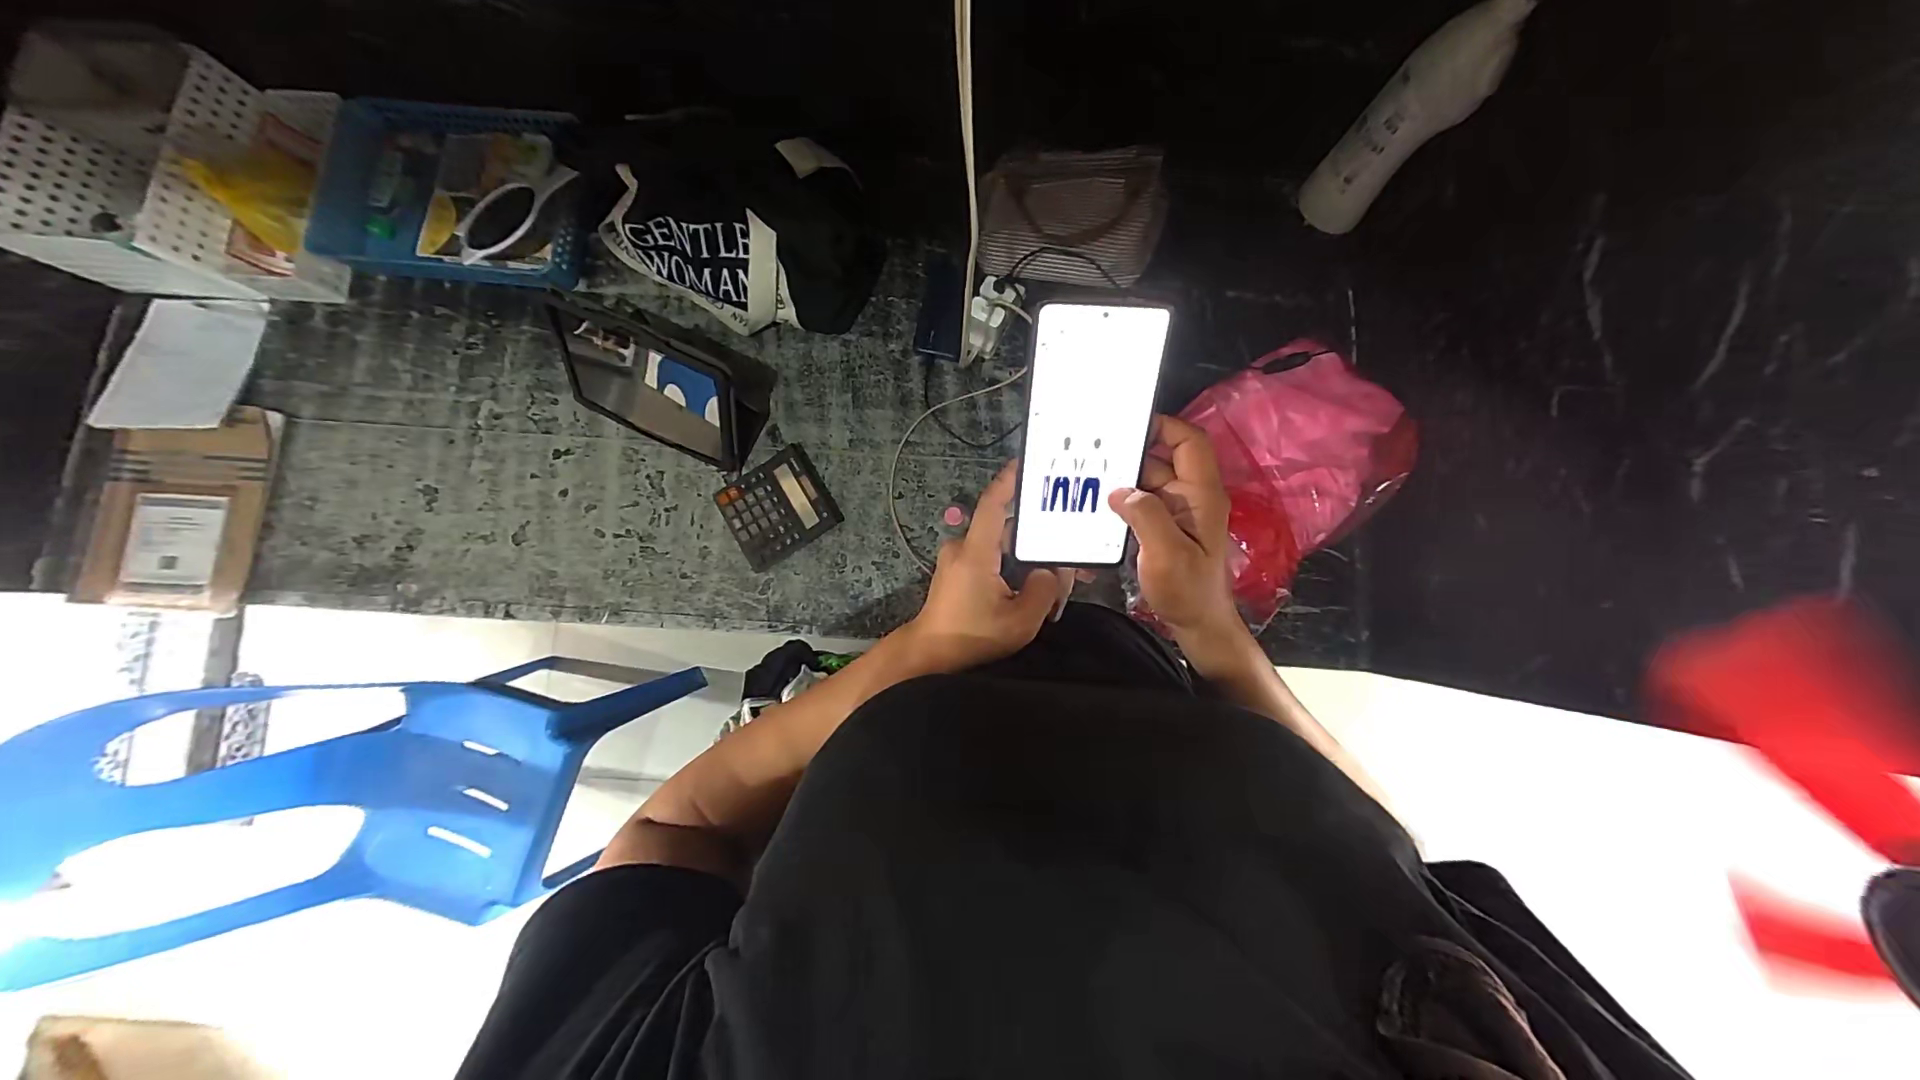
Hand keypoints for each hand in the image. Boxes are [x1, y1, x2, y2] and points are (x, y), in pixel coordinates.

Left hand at [900, 462, 1060, 672]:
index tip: (1028, 464)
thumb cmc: (972, 636)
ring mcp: (957, 560)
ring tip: (1057, 570)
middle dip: (1037, 535)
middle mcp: (963, 548)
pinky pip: (989, 560)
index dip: (1010, 480)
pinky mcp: (957, 574)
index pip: (993, 504)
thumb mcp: (1020, 620)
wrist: (929, 655)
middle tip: (1067, 540)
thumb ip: (1044, 590)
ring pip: (999, 548)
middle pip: (1005, 529)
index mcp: (975, 552)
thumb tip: (1050, 573)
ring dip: (1025, 556)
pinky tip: (1032, 582)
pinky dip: (1011, 566)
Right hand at [1108, 415, 1248, 661]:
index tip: (1128, 426)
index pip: (1189, 443)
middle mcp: (1190, 497)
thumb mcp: (1168, 553)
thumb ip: (1146, 516)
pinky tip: (1099, 502)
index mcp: (1201, 495)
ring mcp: (1176, 512)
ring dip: (1123, 478)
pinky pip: (1141, 502)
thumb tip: (1121, 491)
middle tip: (1096, 452)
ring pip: (1148, 481)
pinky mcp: (1163, 527)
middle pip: (1163, 459)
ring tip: (1090, 475)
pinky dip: (1122, 499)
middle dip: (1132, 453)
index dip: (1164, 427)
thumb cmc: (1188, 590)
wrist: (1197, 624)